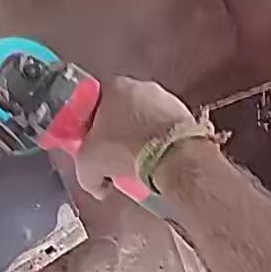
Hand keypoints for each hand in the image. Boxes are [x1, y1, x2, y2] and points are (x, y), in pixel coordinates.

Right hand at [73, 77, 194, 198]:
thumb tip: (97, 185)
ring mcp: (166, 98)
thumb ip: (86, 171)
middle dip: (115, 132)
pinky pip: (164, 129)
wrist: (172, 156)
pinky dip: (159, 143)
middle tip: (112, 154)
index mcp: (112, 87)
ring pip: (144, 120)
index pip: (91, 102)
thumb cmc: (124, 149)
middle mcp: (140, 86)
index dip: (88, 125)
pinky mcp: (185, 114)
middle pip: (119, 110)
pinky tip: (156, 161)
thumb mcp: (88, 164)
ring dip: (138, 137)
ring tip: (136, 162)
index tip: (90, 142)